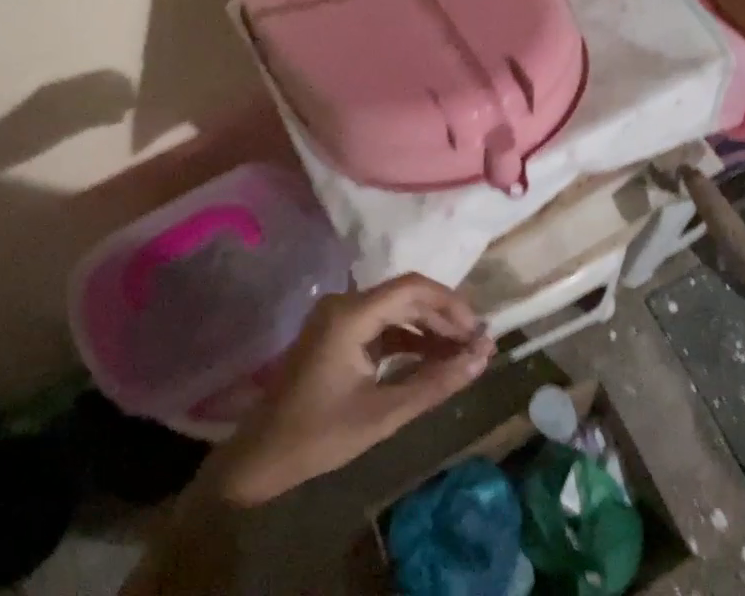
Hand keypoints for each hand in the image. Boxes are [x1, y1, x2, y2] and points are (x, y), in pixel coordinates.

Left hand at [203, 274, 494, 506]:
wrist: (263, 455)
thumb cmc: (320, 435)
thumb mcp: (384, 412)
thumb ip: (435, 382)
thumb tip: (481, 358)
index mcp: (350, 315)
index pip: (414, 289)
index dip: (453, 306)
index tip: (481, 332)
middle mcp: (344, 304)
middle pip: (407, 296)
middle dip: (445, 319)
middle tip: (478, 346)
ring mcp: (338, 318)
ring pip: (397, 311)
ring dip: (430, 330)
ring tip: (463, 355)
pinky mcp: (338, 334)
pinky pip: (382, 326)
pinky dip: (409, 340)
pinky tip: (433, 361)